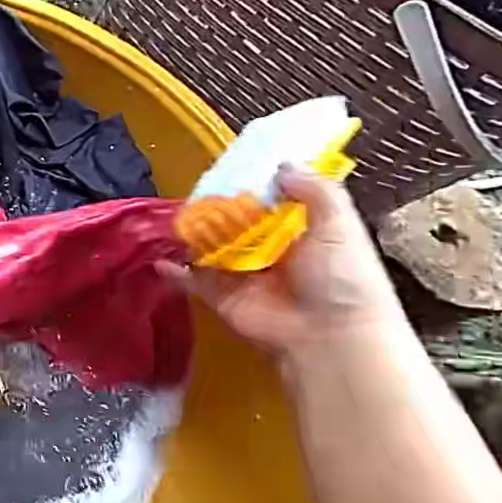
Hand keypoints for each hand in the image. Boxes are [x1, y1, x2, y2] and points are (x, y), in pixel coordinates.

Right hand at [160, 165, 408, 358]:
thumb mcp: (340, 225)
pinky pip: (194, 281)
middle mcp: (270, 251)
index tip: (233, 166)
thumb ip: (316, 191)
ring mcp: (243, 275)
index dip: (254, 186)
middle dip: (217, 209)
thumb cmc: (341, 277)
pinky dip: (176, 273)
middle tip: (196, 190)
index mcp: (299, 232)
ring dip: (194, 235)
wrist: (329, 336)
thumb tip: (283, 166)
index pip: (272, 203)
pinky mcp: (223, 297)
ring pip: (212, 249)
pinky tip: (160, 261)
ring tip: (175, 219)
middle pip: (236, 224)